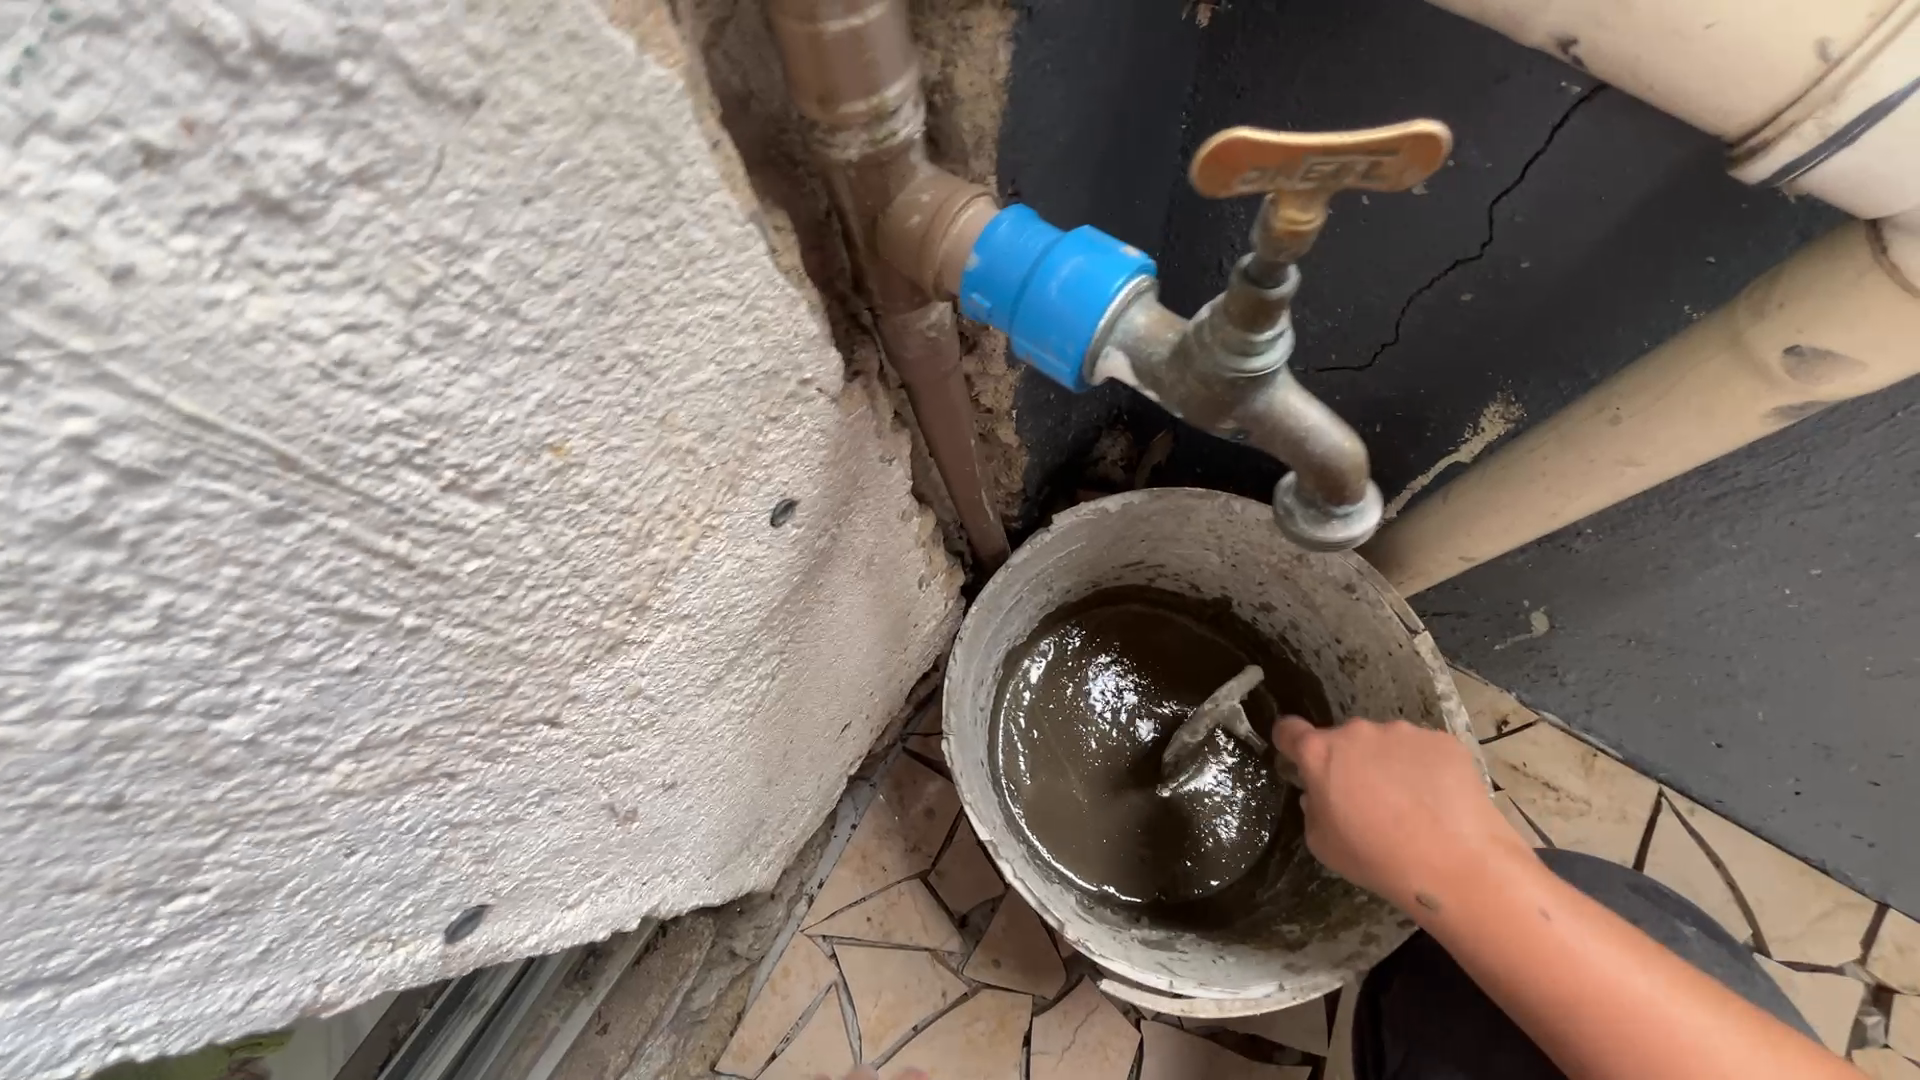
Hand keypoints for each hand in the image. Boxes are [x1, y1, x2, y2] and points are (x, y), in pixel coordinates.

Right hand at [1273, 715, 1534, 918]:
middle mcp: (1356, 731)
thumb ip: (1311, 808)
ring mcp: (1402, 732)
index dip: (1290, 743)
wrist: (1458, 865)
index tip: (1300, 761)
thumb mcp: (1322, 843)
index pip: (1288, 729)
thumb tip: (1319, 795)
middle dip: (1348, 762)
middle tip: (1367, 799)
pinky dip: (1425, 768)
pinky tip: (1439, 801)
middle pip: (1342, 740)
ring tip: (1411, 803)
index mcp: (1318, 752)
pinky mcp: (1442, 740)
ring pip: (1385, 743)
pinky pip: (1423, 750)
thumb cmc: (1377, 858)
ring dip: (1387, 763)